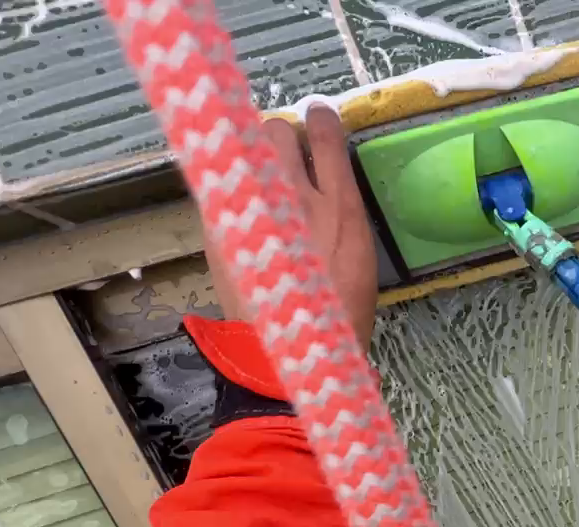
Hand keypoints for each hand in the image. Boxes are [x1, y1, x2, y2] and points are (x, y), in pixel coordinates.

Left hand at [208, 103, 380, 346]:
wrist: (292, 352)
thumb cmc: (342, 312)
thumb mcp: (361, 259)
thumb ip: (342, 209)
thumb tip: (326, 172)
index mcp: (339, 209)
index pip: (325, 133)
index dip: (322, 121)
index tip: (322, 124)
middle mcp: (292, 197)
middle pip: (275, 129)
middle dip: (284, 138)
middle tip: (292, 163)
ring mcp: (249, 205)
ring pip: (242, 148)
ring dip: (255, 156)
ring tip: (267, 187)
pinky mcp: (217, 221)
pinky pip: (222, 179)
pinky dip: (235, 185)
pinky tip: (248, 212)